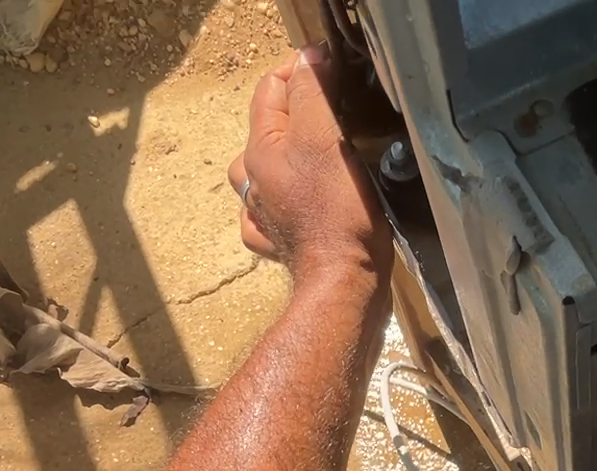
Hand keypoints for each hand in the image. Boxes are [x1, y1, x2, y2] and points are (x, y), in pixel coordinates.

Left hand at [228, 47, 386, 283]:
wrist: (344, 286)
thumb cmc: (337, 213)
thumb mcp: (325, 139)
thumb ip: (313, 92)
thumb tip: (310, 60)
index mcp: (258, 149)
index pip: (271, 88)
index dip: (303, 72)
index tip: (337, 75)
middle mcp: (252, 182)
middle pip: (271, 133)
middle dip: (301, 122)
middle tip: (338, 126)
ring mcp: (263, 218)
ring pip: (270, 177)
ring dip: (291, 167)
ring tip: (322, 169)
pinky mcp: (281, 248)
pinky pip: (275, 218)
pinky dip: (288, 209)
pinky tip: (302, 212)